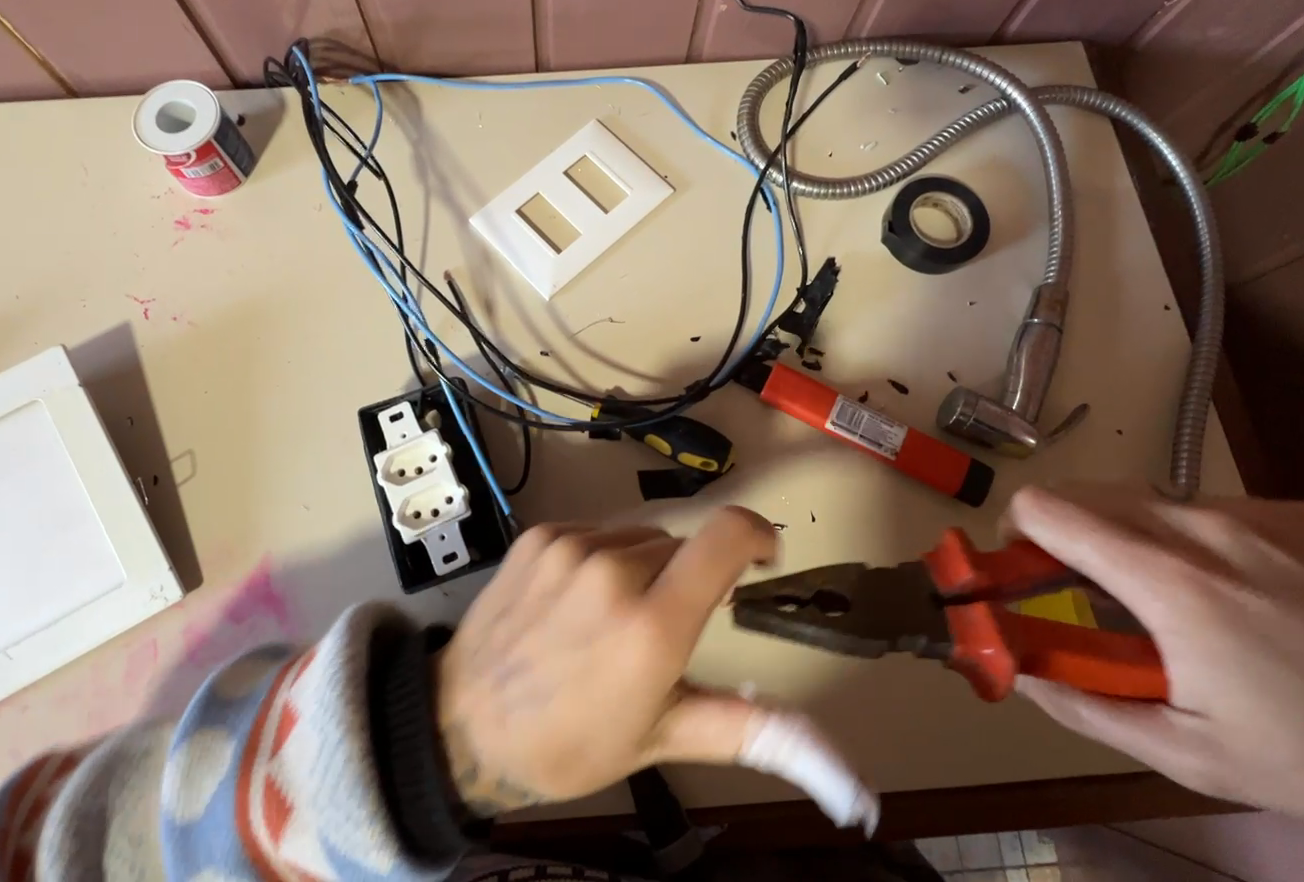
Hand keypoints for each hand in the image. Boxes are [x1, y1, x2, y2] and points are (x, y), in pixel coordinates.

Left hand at [434, 508, 781, 816]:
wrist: (463, 724)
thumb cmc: (568, 742)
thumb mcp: (660, 740)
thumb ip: (747, 729)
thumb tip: (840, 770)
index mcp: (653, 625)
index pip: (725, 537)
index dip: (757, 535)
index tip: (763, 556)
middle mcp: (614, 571)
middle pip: (682, 548)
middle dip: (685, 582)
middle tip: (658, 634)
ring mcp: (570, 547)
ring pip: (639, 539)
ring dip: (643, 569)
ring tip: (610, 621)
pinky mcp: (540, 536)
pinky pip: (596, 533)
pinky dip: (601, 558)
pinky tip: (576, 601)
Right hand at [1004, 485, 1303, 870]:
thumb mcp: (1193, 757)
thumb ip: (1085, 707)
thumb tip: (1019, 671)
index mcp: (1169, 581)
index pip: (1046, 507)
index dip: (1016, 534)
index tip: (1028, 576)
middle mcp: (1206, 525)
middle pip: (1086, 493)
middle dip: (1066, 537)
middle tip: (1093, 602)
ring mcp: (1262, 512)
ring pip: (1150, 503)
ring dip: (1133, 542)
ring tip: (1185, 611)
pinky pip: (1213, 512)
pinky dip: (1197, 544)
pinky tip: (1255, 603)